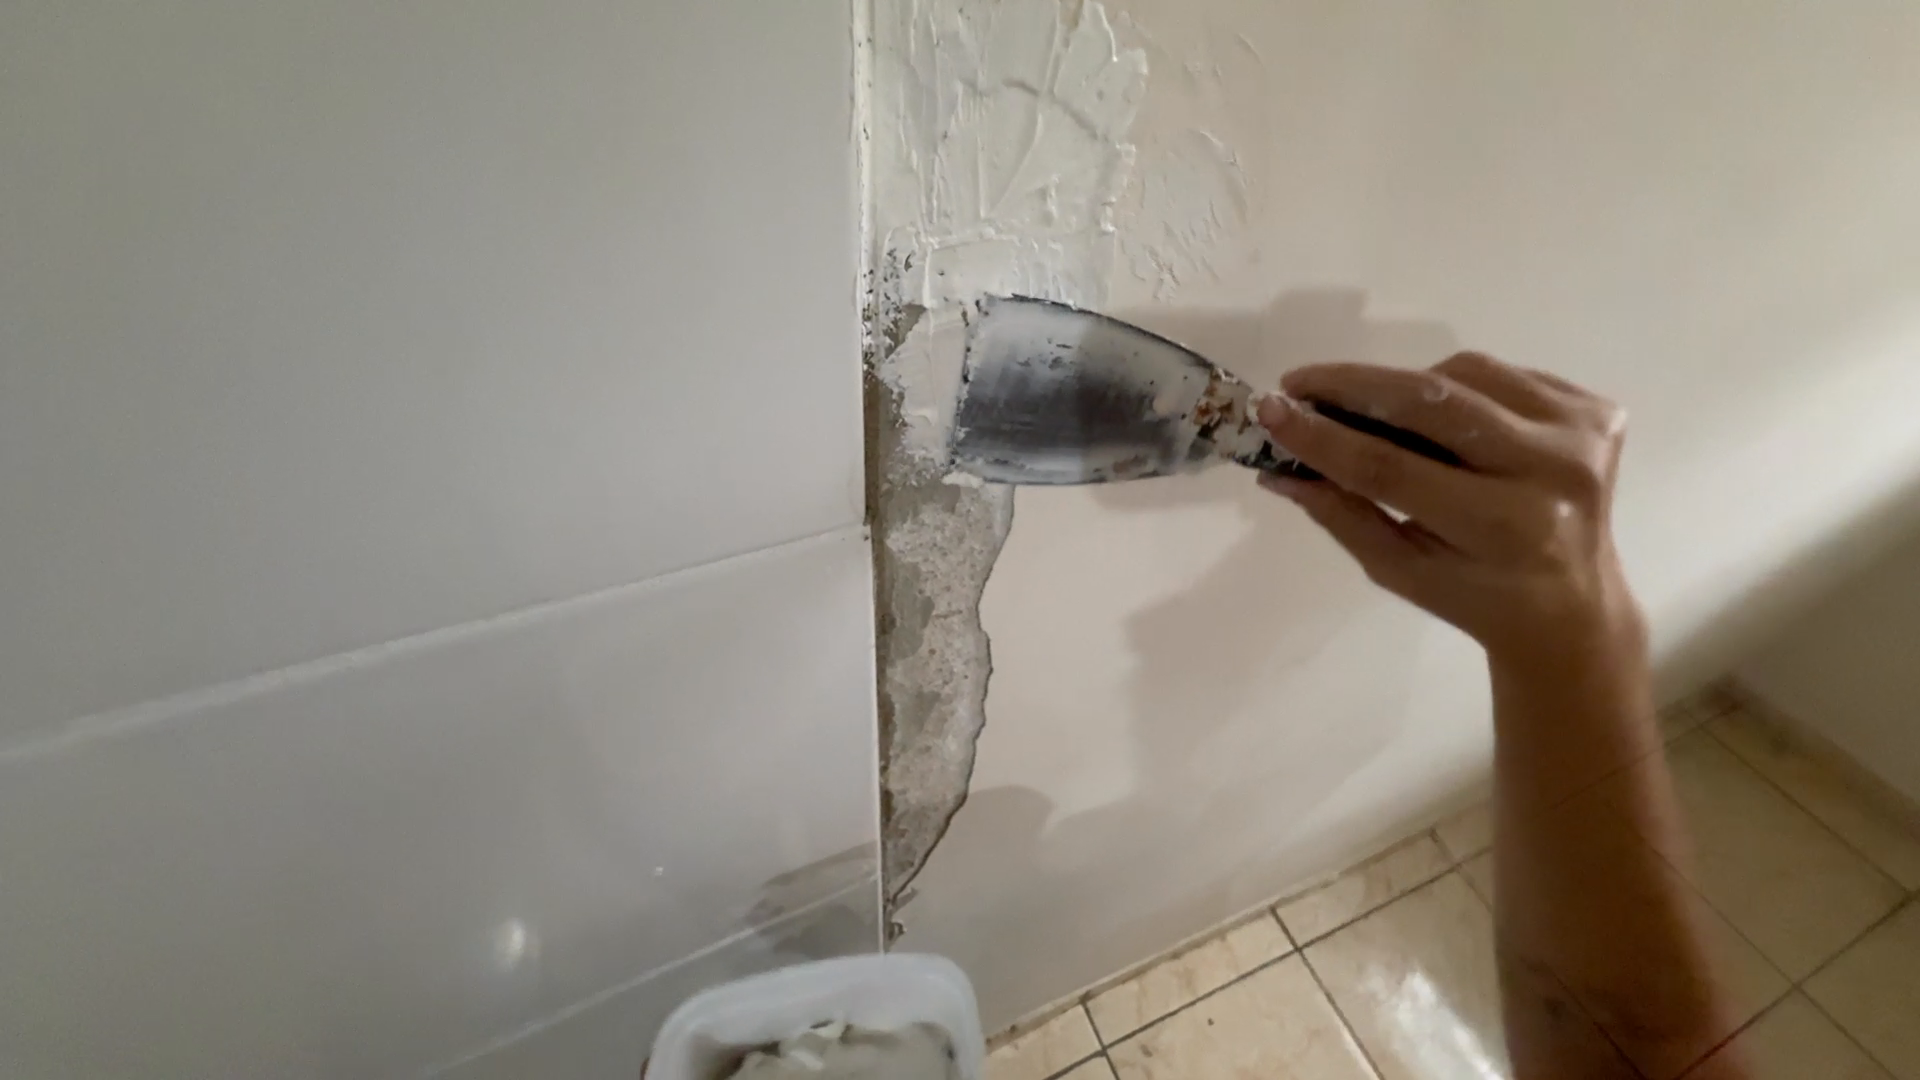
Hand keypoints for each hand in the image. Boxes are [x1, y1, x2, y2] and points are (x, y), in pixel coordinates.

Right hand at [1254, 352, 1644, 664]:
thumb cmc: (1469, 593)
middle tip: (1298, 384)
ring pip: (1464, 374)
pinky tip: (1434, 417)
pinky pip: (1499, 375)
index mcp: (1500, 526)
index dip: (1323, 437)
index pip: (1390, 468)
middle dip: (1351, 386)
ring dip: (1401, 386)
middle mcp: (1552, 471)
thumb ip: (1338, 513)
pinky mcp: (1596, 409)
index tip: (1270, 412)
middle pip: (1431, 404)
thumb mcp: (1393, 568)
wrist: (1571, 601)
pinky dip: (1450, 386)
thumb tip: (1278, 470)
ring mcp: (1582, 433)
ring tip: (1369, 411)